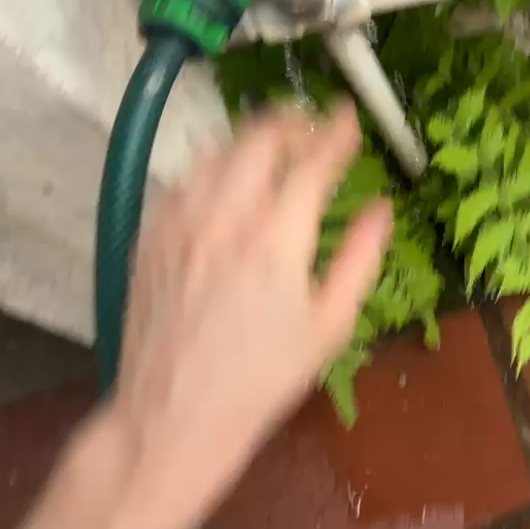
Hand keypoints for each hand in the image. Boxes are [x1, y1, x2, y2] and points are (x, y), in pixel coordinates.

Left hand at [94, 103, 390, 528]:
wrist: (173, 414)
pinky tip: (228, 178)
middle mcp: (224, 219)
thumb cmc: (266, 375)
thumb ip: (359, 256)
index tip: (350, 114)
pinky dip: (213, 165)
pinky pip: (183, 179)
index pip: (312, 163)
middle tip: (315, 126)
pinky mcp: (148, 237)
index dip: (336, 131)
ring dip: (252, 137)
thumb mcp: (332, 323)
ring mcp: (178, 224)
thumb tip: (380, 207)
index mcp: (277, 240)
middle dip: (292, 122)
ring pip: (216, 152)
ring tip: (277, 143)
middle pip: (257, 140)